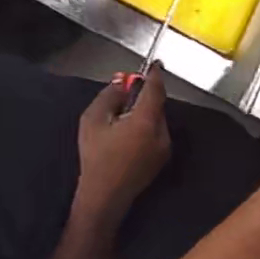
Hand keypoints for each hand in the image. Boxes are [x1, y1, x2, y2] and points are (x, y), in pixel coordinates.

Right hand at [73, 65, 172, 229]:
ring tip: (122, 117)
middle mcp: (162, 134)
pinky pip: (156, 133)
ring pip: (157, 120)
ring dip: (144, 112)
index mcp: (147, 122)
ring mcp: (165, 148)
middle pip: (158, 106)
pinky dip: (146, 126)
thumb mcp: (94, 119)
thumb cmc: (97, 156)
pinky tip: (128, 133)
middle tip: (126, 92)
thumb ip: (111, 96)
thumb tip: (122, 83)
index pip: (156, 91)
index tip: (156, 64)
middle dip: (145, 96)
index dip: (155, 75)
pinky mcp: (162, 159)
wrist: (106, 194)